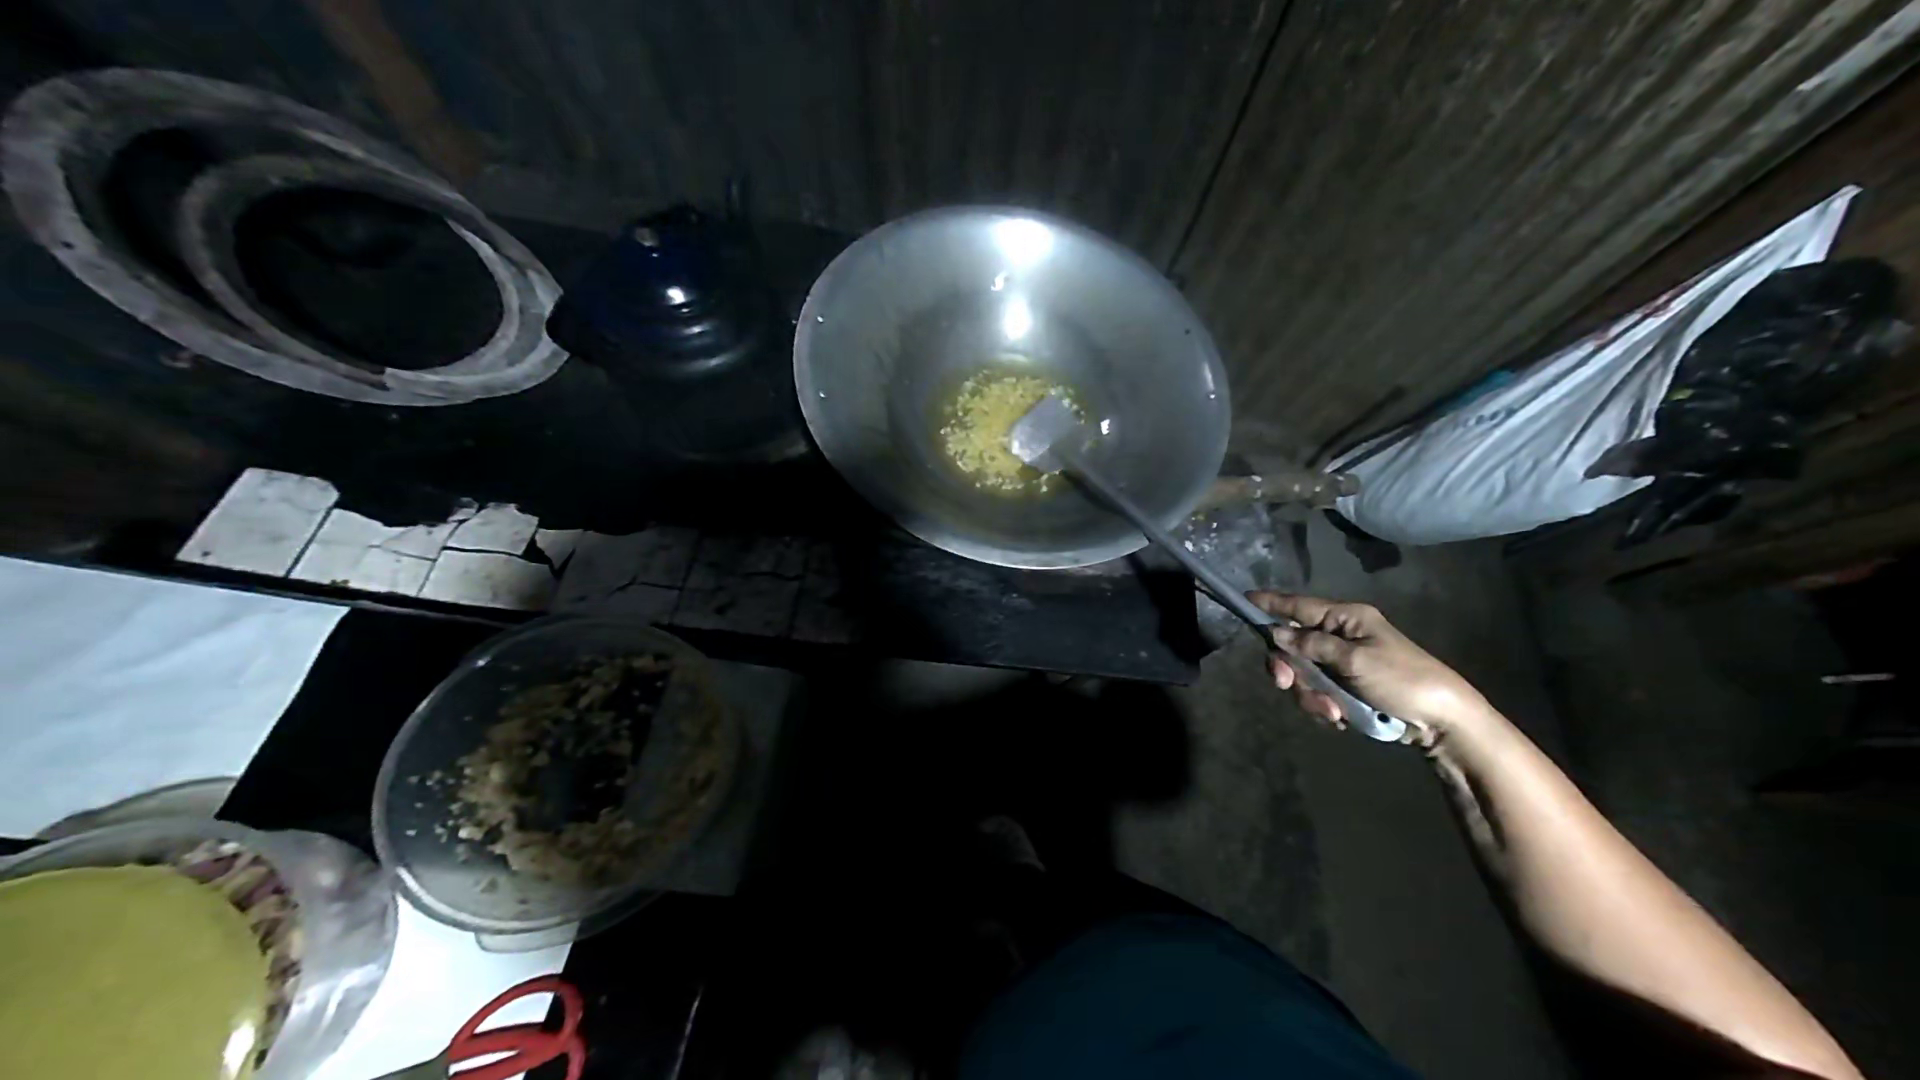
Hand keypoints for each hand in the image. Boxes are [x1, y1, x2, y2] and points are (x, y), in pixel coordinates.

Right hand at [1247, 592, 1497, 744]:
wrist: (1443, 721)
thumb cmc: (1404, 680)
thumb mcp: (1355, 660)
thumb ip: (1312, 645)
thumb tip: (1276, 632)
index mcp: (1346, 619)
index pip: (1299, 606)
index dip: (1271, 604)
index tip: (1244, 600)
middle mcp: (1339, 636)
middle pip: (1291, 644)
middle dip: (1288, 668)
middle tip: (1284, 683)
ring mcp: (1340, 663)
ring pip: (1301, 673)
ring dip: (1310, 694)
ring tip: (1332, 712)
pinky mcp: (1344, 687)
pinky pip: (1315, 692)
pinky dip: (1322, 706)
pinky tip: (1339, 718)